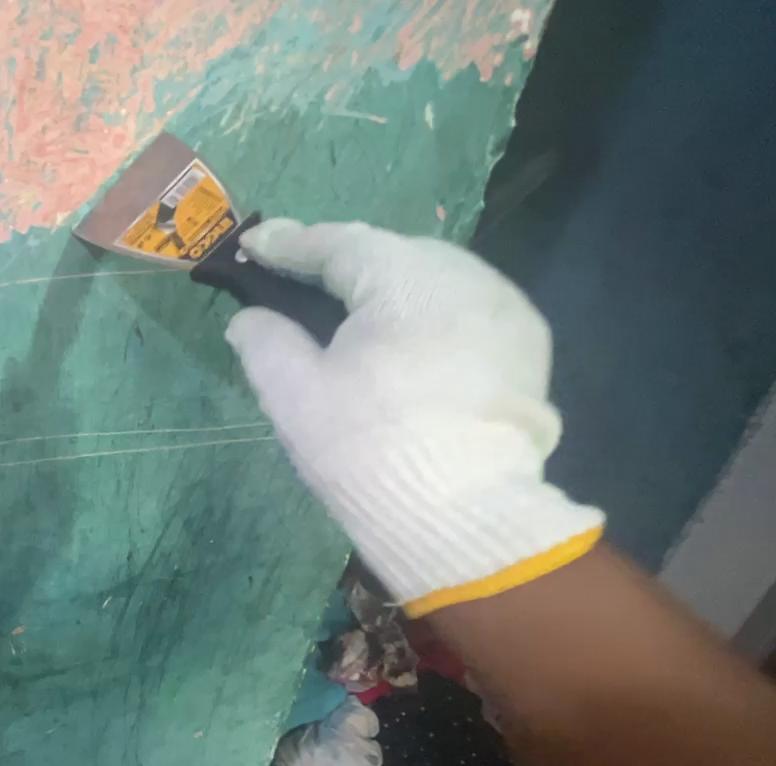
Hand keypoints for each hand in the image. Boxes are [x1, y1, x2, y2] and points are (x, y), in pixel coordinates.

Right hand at [225, 220, 602, 615]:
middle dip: (341, 259)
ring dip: (385, 284)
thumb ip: (263, 340)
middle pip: (390, 252)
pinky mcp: (526, 346)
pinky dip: (423, 311)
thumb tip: (249, 316)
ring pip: (432, 276)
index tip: (251, 243)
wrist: (458, 512)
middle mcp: (467, 276)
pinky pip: (462, 306)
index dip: (288, 243)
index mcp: (406, 279)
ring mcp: (506, 309)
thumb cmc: (364, 445)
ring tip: (348, 305)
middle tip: (296, 273)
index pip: (338, 244)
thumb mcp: (293, 392)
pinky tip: (403, 337)